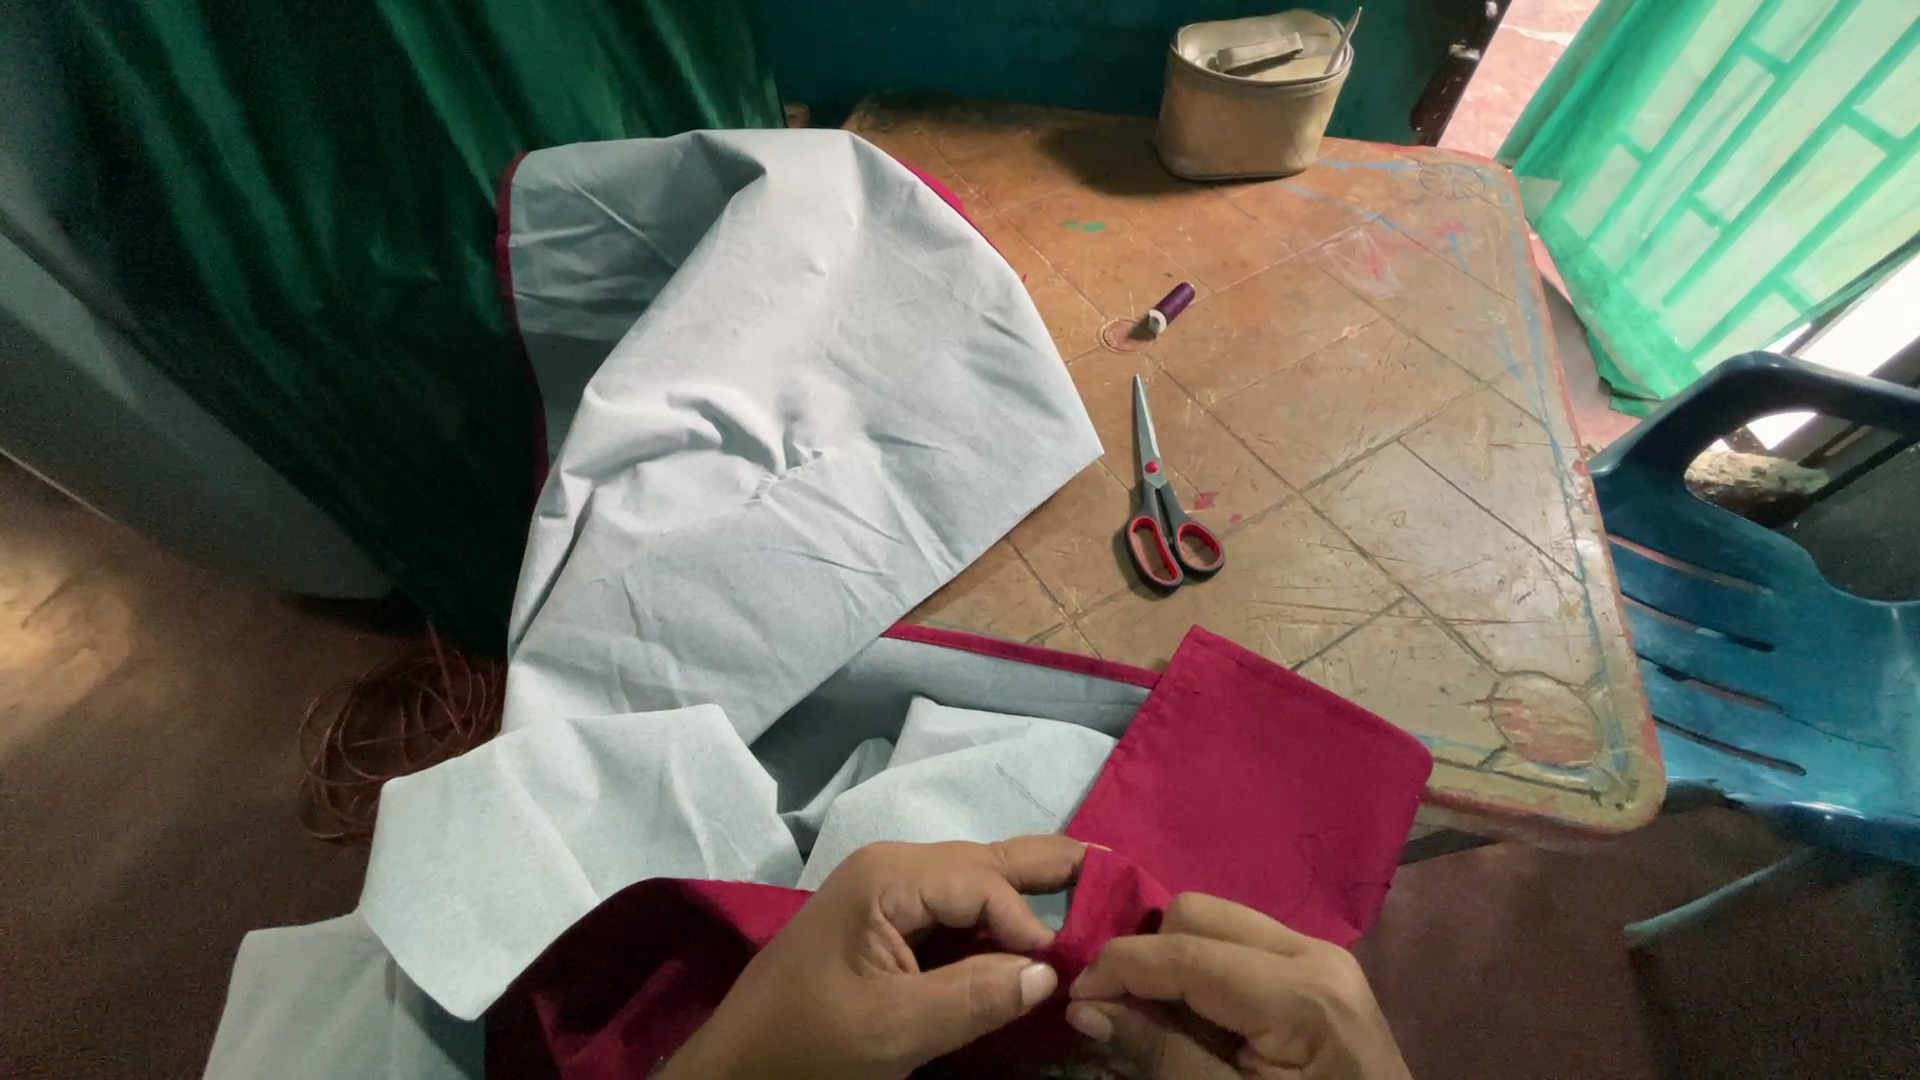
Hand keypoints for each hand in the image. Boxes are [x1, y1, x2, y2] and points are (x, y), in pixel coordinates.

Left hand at [658, 835, 1086, 1079]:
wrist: (736, 1066)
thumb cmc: (807, 1045)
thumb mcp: (892, 1032)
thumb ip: (972, 996)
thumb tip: (1048, 970)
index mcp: (890, 875)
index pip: (980, 881)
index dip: (1027, 920)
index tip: (1067, 967)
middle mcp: (894, 866)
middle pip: (983, 859)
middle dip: (1045, 862)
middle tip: (1110, 861)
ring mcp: (890, 889)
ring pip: (973, 877)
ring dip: (1025, 887)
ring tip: (1085, 876)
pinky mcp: (889, 917)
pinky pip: (955, 906)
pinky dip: (996, 913)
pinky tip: (1027, 916)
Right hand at [1065, 892, 1410, 1079]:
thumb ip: (1159, 1054)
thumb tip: (1083, 1007)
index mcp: (1304, 994)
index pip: (1185, 954)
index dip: (1118, 967)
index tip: (1073, 996)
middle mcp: (1315, 951)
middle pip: (1196, 913)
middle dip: (1148, 954)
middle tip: (1120, 1009)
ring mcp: (1321, 953)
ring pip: (1213, 918)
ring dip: (1171, 957)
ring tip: (1157, 1014)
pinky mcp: (1317, 966)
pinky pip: (1236, 940)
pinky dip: (1201, 966)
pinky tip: (1197, 1013)